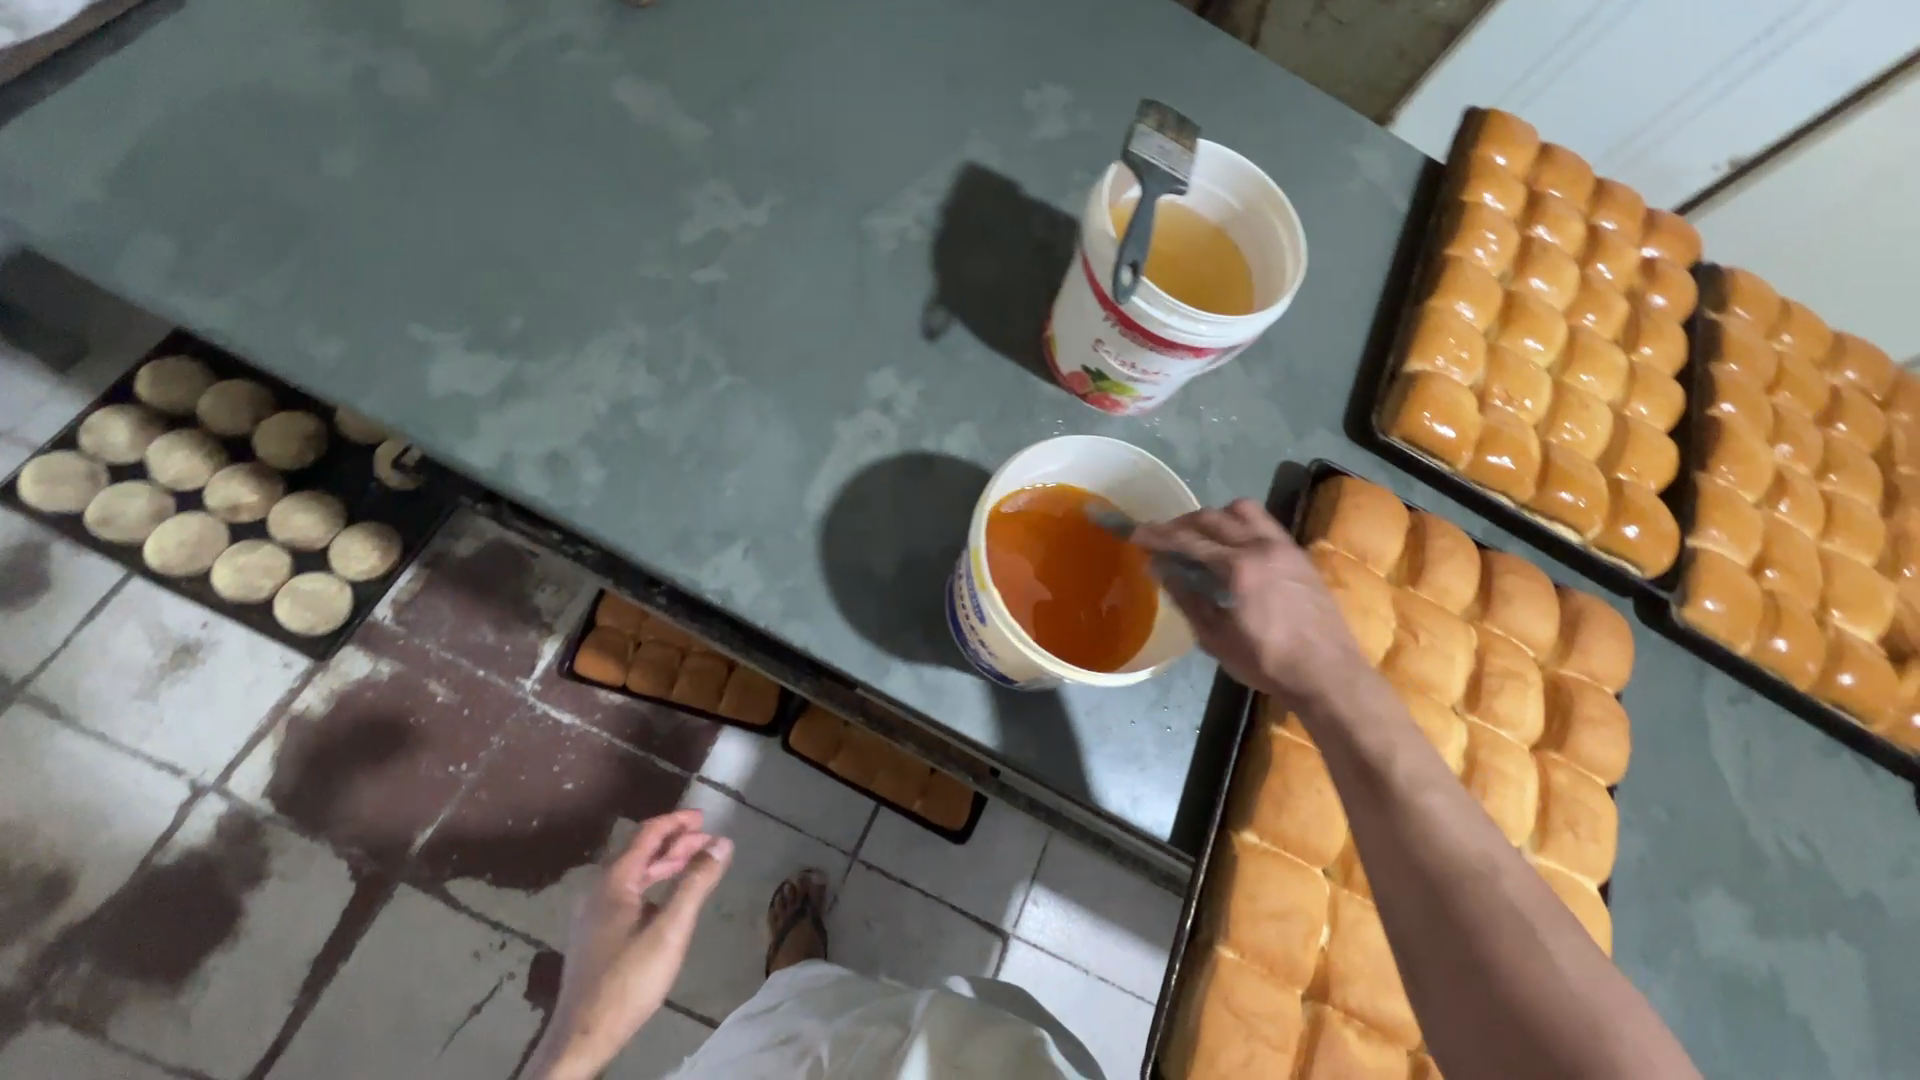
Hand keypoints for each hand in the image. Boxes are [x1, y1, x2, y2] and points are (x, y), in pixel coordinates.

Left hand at [527, 810, 732, 1079]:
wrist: (581, 1037)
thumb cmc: (628, 980)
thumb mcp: (671, 929)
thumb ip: (696, 883)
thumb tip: (721, 842)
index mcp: (613, 882)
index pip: (647, 835)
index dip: (676, 822)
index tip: (704, 817)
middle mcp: (598, 891)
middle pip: (639, 853)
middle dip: (675, 843)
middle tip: (708, 841)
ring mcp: (593, 914)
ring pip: (633, 875)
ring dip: (664, 864)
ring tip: (695, 863)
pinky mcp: (595, 935)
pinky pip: (627, 894)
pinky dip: (653, 884)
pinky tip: (667, 900)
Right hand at [1134, 498, 1369, 708]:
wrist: (1328, 672)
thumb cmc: (1267, 661)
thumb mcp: (1215, 636)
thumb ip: (1186, 597)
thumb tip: (1159, 567)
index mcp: (1239, 566)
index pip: (1188, 540)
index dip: (1158, 535)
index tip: (1135, 533)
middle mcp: (1262, 546)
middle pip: (1212, 518)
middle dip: (1181, 523)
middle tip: (1160, 536)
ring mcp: (1285, 547)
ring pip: (1243, 511)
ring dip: (1214, 517)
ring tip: (1198, 536)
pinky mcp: (1299, 555)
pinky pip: (1264, 524)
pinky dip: (1240, 526)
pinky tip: (1232, 548)